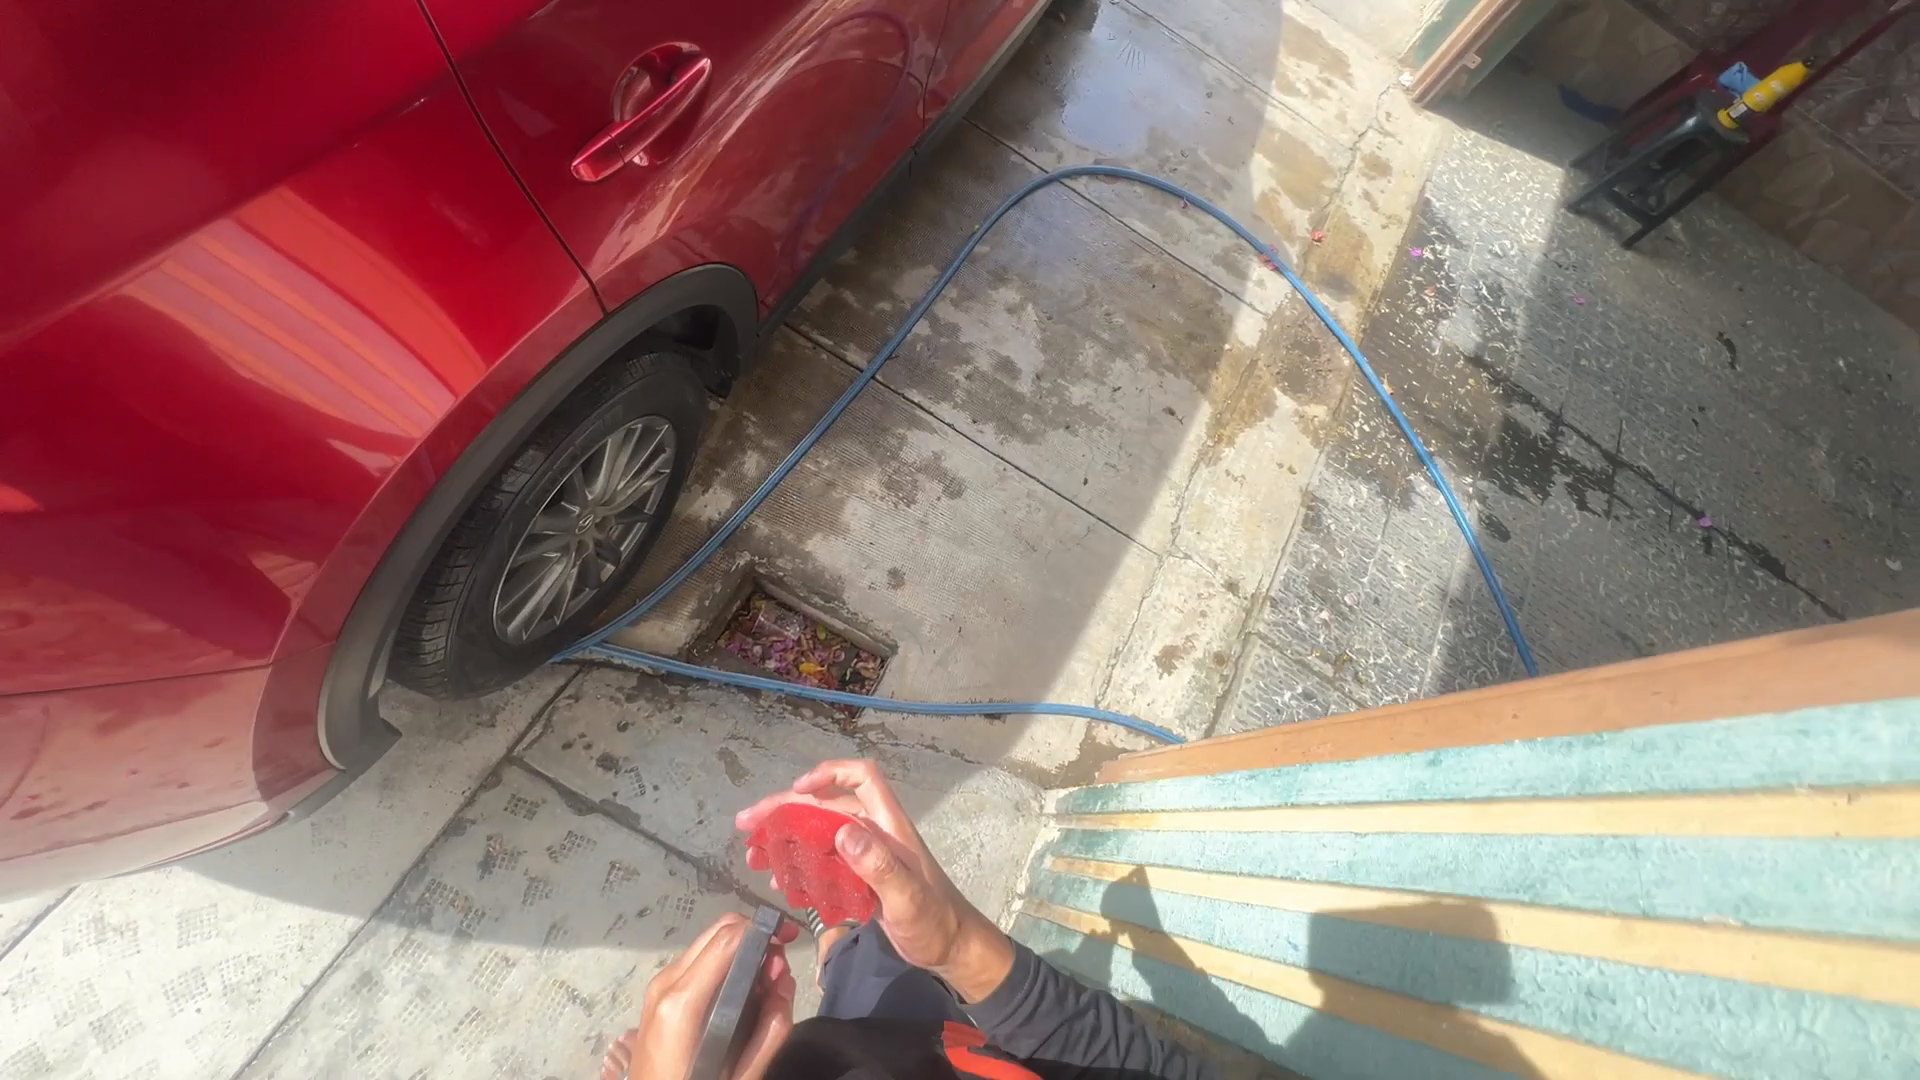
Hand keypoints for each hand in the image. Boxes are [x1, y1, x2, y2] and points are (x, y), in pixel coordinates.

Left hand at [601, 913, 798, 1079]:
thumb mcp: (740, 1079)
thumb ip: (770, 1031)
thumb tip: (785, 982)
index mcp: (681, 1002)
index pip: (729, 937)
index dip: (764, 931)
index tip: (788, 945)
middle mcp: (666, 982)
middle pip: (720, 930)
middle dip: (756, 937)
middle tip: (778, 967)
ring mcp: (659, 985)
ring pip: (710, 940)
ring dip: (742, 949)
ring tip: (763, 982)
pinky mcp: (659, 992)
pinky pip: (699, 958)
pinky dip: (726, 961)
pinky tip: (739, 989)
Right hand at [735, 759, 1014, 1001]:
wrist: (950, 948)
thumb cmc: (934, 922)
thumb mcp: (907, 898)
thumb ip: (878, 866)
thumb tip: (843, 831)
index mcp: (889, 825)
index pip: (862, 778)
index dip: (830, 774)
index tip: (798, 788)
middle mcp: (876, 830)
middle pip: (827, 804)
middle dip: (786, 809)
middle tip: (747, 826)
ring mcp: (867, 852)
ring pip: (820, 830)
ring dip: (786, 836)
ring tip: (754, 855)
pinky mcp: (860, 875)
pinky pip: (824, 858)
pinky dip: (799, 863)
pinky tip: (780, 879)